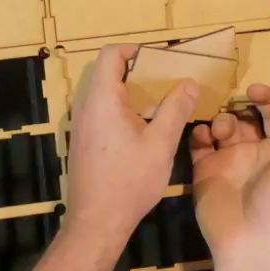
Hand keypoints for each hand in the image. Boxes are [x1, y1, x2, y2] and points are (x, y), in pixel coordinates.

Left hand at [66, 44, 198, 236]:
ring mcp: (81, 124)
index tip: (159, 60)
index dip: (134, 50)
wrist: (96, 221)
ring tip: (159, 101)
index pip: (110, 54)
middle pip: (106, 71)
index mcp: (101, 100)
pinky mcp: (82, 140)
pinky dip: (121, 107)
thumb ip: (175, 109)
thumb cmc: (129, 181)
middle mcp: (85, 106)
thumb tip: (188, 83)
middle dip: (136, 69)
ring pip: (103, 92)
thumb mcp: (160, 144)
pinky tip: (143, 125)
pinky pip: (100, 110)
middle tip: (165, 80)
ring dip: (130, 90)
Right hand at [190, 85, 269, 270]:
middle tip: (232, 107)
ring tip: (220, 132)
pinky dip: (198, 134)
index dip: (268, 98)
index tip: (253, 91)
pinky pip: (198, 145)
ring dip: (220, 120)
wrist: (253, 248)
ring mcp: (229, 161)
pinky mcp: (205, 172)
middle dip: (239, 107)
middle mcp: (256, 152)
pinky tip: (203, 137)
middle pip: (247, 117)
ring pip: (222, 127)